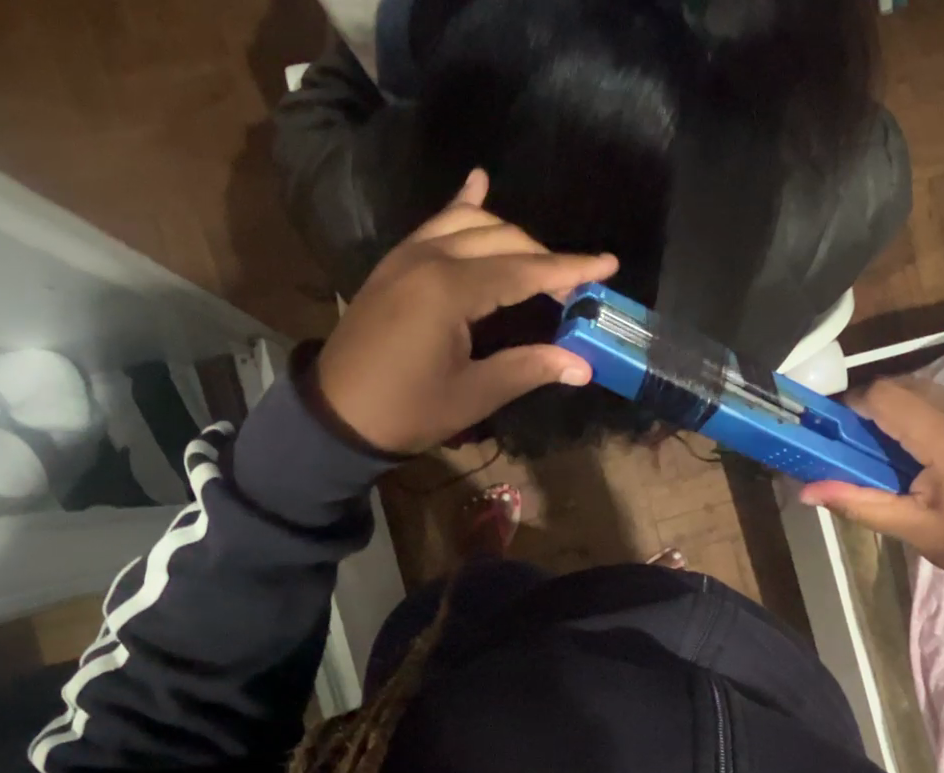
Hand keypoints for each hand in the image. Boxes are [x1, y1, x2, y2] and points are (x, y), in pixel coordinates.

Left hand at [309, 169, 618, 454]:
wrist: (334, 415)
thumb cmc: (405, 410)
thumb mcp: (472, 395)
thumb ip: (528, 369)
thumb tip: (584, 364)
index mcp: (449, 290)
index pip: (524, 270)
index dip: (569, 270)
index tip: (609, 264)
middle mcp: (429, 259)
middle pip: (501, 239)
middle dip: (543, 257)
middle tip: (573, 289)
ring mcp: (406, 256)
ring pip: (469, 224)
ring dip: (510, 235)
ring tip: (539, 259)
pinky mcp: (393, 264)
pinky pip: (435, 224)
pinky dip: (463, 209)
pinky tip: (479, 185)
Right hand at [800, 379, 943, 575]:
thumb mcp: (910, 527)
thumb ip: (857, 503)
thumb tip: (804, 491)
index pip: (885, 395)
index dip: (851, 406)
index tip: (831, 433)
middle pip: (900, 384)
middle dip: (867, 405)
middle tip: (848, 442)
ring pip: (918, 387)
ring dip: (889, 406)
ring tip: (874, 446)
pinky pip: (936, 398)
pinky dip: (911, 410)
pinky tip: (904, 446)